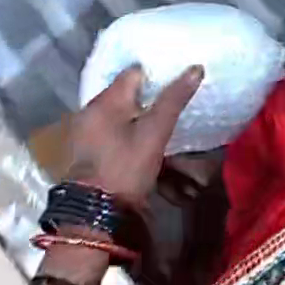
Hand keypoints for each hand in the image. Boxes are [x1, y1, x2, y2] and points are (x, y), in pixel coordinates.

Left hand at [65, 65, 202, 206]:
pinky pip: (117, 132)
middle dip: (152, 97)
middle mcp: (92, 112)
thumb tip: (196, 68)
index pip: (134, 73)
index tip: (179, 76)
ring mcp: (89, 133)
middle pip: (128, 94)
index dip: (157, 72)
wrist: (96, 217)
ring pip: (124, 115)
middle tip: (178, 100)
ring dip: (144, 117)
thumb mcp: (155, 132)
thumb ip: (174, 99)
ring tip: (167, 122)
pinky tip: (150, 141)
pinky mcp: (92, 152)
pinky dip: (133, 132)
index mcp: (104, 102)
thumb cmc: (125, 168)